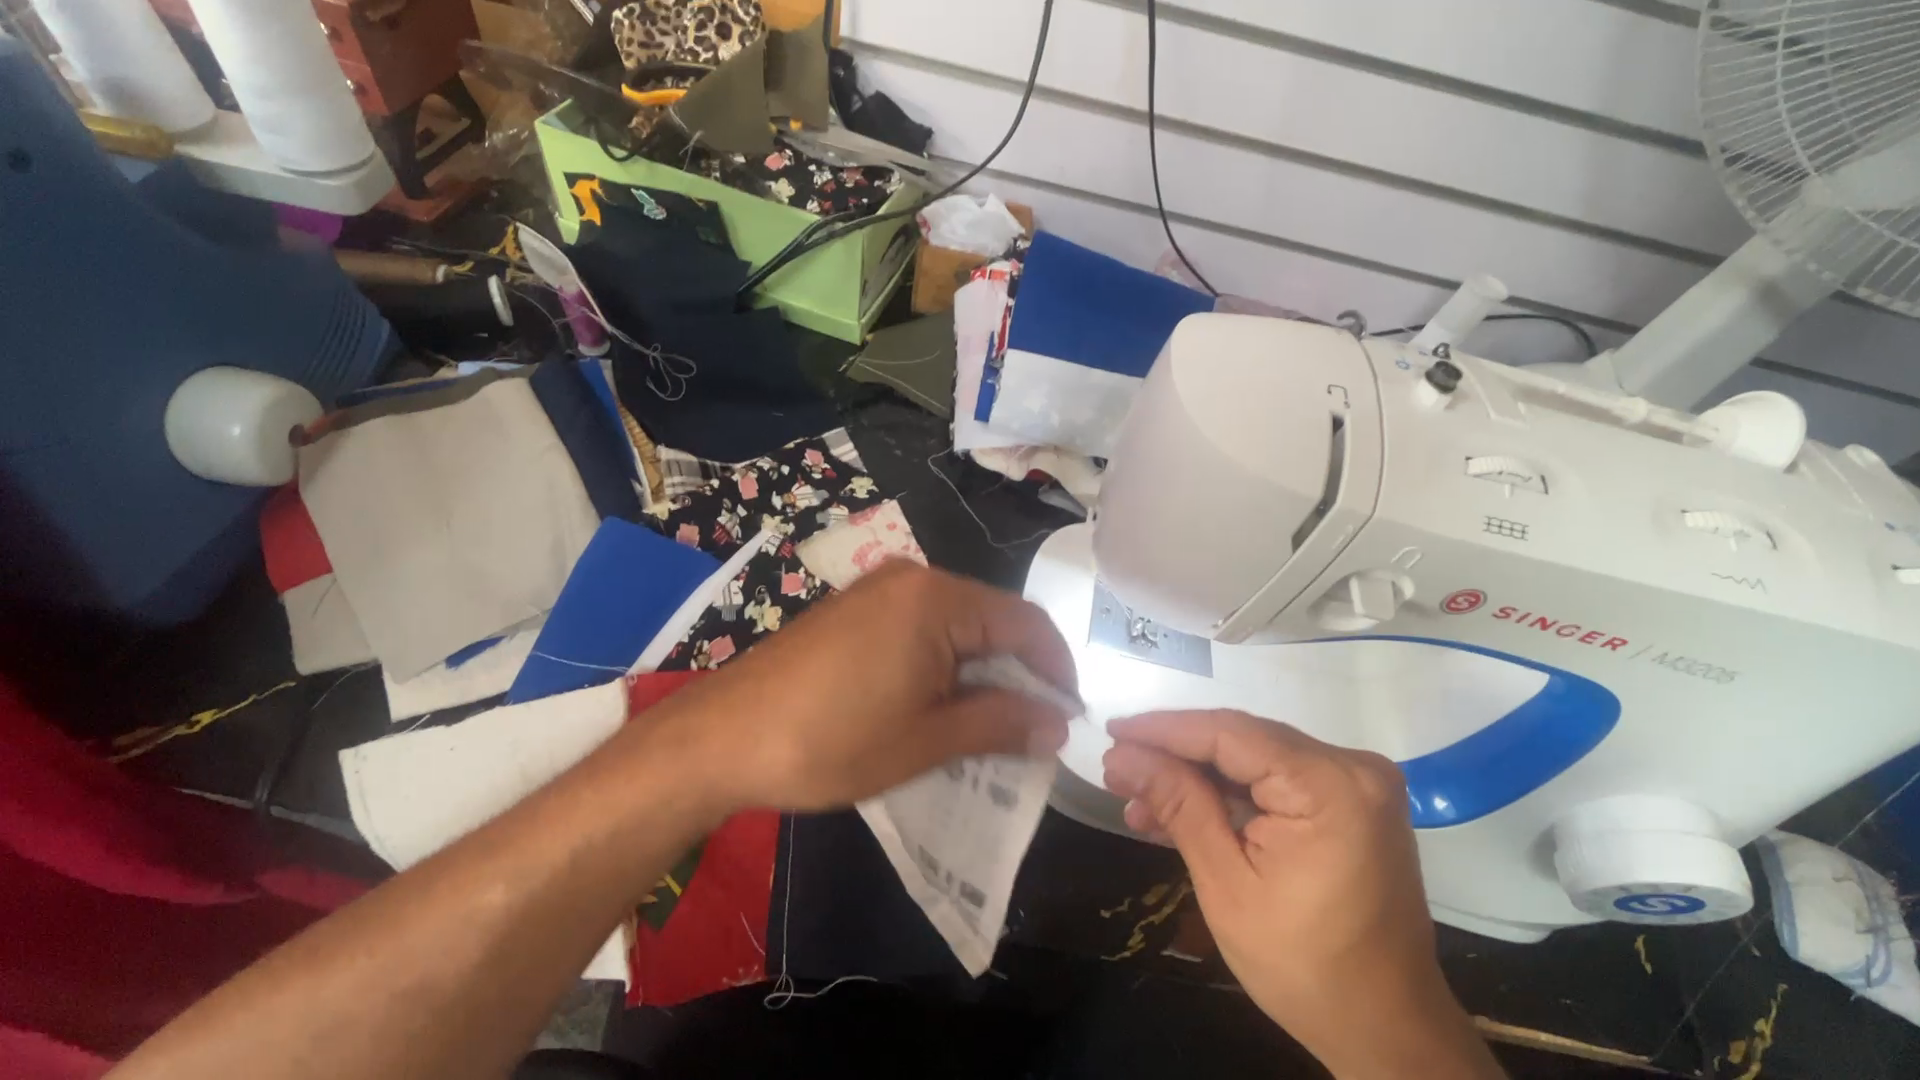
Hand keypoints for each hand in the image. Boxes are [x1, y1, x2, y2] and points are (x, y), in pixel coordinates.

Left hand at [641, 561, 1076, 813]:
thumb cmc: (832, 742)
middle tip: (1029, 732)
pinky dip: (939, 665)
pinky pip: (917, 629)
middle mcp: (910, 579)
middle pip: (990, 620)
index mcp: (937, 599)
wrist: (721, 738)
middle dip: (1015, 674)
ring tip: (983, 728)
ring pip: (953, 627)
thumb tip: (1057, 724)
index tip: (1068, 718)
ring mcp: (875, 591)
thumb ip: (1000, 723)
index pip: (1025, 622)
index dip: (1056, 670)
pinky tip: (933, 707)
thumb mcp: (927, 740)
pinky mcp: (850, 611)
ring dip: (976, 673)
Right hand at [1103, 710, 1502, 1079]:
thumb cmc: (1304, 965)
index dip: (1163, 730)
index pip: (1230, 734)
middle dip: (1174, 757)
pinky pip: (1276, 783)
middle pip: (1243, 743)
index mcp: (1330, 786)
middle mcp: (1353, 768)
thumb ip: (1178, 805)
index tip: (1111, 733)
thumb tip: (1122, 755)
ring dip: (1197, 779)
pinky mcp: (1351, 804)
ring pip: (1255, 761)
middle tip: (1117, 773)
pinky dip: (1231, 796)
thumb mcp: (1226, 883)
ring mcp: (1357, 785)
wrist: (1385, 1027)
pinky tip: (1181, 812)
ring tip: (1137, 800)